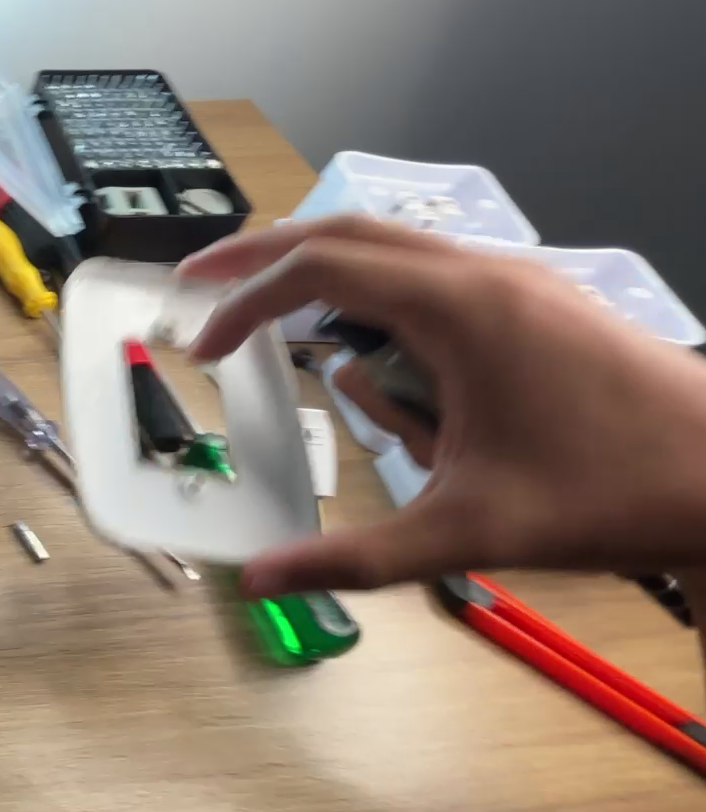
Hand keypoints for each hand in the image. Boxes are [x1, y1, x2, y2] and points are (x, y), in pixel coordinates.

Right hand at [183, 216, 705, 596]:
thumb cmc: (617, 496)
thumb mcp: (468, 532)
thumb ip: (351, 556)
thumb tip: (254, 581)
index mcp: (461, 310)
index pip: (315, 272)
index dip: (241, 306)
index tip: (204, 352)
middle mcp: (484, 275)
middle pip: (341, 230)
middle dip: (256, 252)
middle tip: (193, 278)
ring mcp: (512, 281)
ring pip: (383, 243)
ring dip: (309, 265)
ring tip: (255, 300)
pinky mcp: (527, 301)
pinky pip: (419, 272)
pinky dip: (361, 287)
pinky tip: (351, 341)